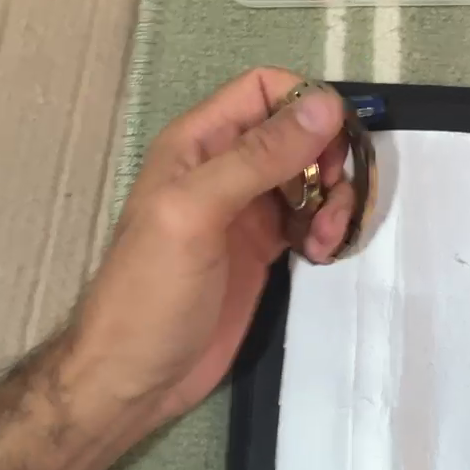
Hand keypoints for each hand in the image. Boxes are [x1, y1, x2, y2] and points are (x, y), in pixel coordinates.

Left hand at [71, 68, 354, 433]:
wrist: (135, 381)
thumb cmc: (152, 291)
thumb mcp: (198, 212)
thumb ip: (260, 156)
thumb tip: (326, 104)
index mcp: (201, 142)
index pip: (266, 89)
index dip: (306, 104)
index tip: (333, 144)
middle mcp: (227, 165)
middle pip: (299, 131)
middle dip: (328, 157)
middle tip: (334, 195)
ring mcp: (249, 207)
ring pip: (313, 175)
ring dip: (334, 199)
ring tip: (325, 238)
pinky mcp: (266, 245)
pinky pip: (313, 216)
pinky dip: (327, 228)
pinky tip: (320, 255)